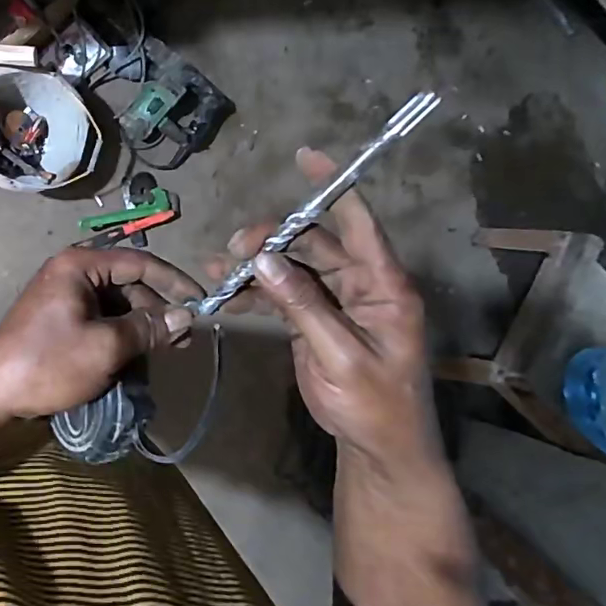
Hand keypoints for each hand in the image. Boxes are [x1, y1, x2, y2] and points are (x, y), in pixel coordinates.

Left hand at [0, 248, 202, 419]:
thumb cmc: (48, 363)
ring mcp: (63, 294)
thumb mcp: (105, 346)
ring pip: (116, 304)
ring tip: (163, 351)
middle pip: (128, 284)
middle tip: (182, 339)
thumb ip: (148, 327)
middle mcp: (72, 271)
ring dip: (140, 326)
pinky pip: (99, 318)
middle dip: (156, 310)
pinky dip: (119, 335)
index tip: (199, 302)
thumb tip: (186, 316)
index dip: (173, 281)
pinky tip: (134, 357)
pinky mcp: (59, 317)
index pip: (139, 262)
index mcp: (80, 265)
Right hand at [208, 148, 440, 475]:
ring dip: (258, 263)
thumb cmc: (377, 404)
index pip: (359, 222)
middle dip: (274, 238)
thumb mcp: (342, 356)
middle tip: (236, 247)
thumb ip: (304, 306)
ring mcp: (335, 300)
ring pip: (292, 265)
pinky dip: (256, 290)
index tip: (307, 156)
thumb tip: (264, 260)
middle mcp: (359, 282)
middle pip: (314, 242)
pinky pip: (282, 293)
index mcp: (383, 284)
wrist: (378, 449)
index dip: (335, 186)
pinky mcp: (314, 318)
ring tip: (221, 265)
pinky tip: (225, 291)